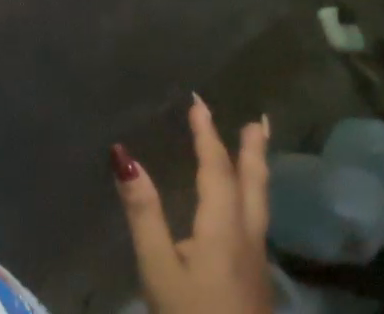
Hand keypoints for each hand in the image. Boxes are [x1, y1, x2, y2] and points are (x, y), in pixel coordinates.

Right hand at [113, 97, 272, 313]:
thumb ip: (143, 211)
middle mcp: (247, 239)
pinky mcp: (255, 280)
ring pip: (260, 205)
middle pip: (253, 187)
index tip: (198, 102)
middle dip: (252, 151)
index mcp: (223, 230)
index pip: (217, 171)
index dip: (207, 135)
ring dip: (256, 173)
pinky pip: (256, 221)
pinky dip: (251, 196)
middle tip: (259, 121)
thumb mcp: (157, 266)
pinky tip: (243, 207)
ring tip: (255, 152)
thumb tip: (123, 154)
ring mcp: (256, 262)